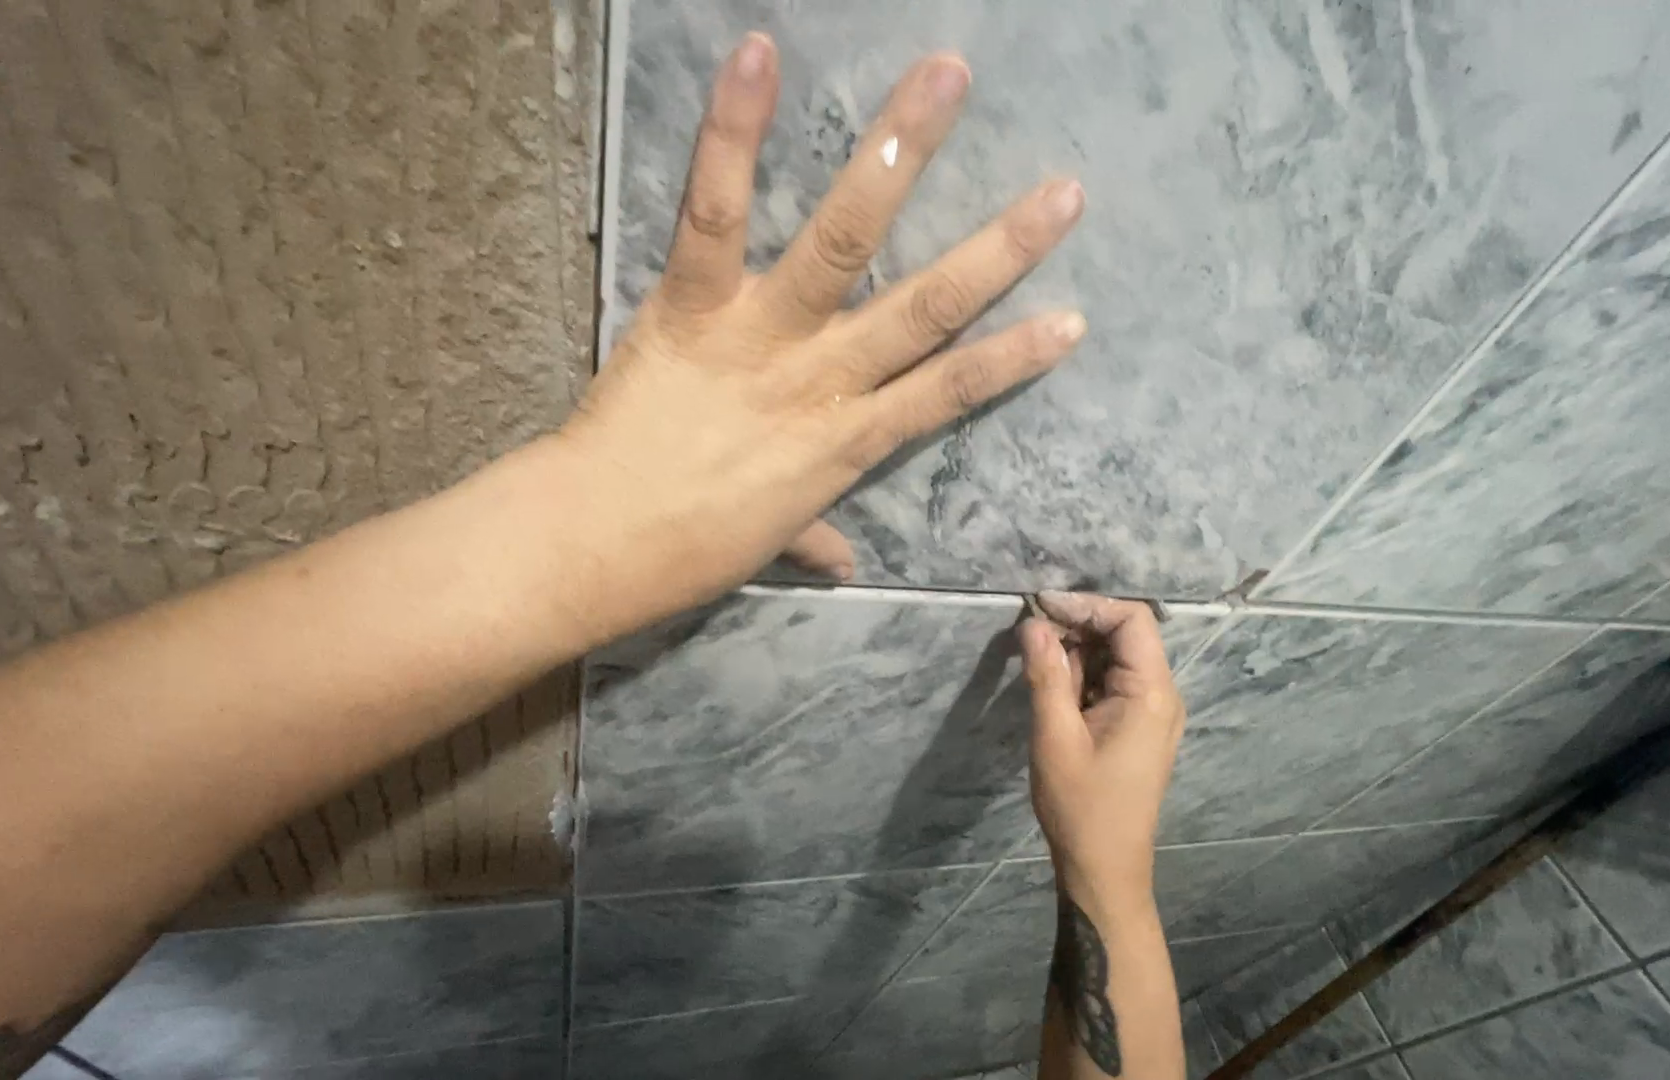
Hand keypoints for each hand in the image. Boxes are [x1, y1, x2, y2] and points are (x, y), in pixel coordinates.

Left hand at [548, 34, 1085, 644]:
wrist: (596, 543)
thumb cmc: (690, 548)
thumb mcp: (767, 543)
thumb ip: (812, 537)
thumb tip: (841, 563)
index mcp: (848, 441)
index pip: (951, 391)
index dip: (1014, 356)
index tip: (1073, 318)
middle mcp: (823, 378)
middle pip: (928, 307)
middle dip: (1002, 248)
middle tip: (1063, 191)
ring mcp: (761, 335)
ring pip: (845, 239)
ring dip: (899, 152)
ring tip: (946, 76)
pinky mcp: (693, 303)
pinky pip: (716, 211)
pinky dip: (733, 133)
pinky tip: (759, 53)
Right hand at [1019, 593, 1184, 914]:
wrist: (1104, 868)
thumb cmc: (1081, 805)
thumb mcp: (1055, 736)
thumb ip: (1046, 675)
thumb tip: (1032, 624)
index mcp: (1152, 694)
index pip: (1132, 620)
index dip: (1087, 604)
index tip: (1041, 607)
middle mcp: (1161, 696)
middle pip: (1124, 635)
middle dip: (1076, 626)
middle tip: (1029, 635)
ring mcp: (1151, 712)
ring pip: (1115, 657)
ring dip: (1075, 651)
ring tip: (1034, 661)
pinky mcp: (1136, 726)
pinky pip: (1111, 682)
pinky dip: (1080, 674)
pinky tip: (1050, 684)